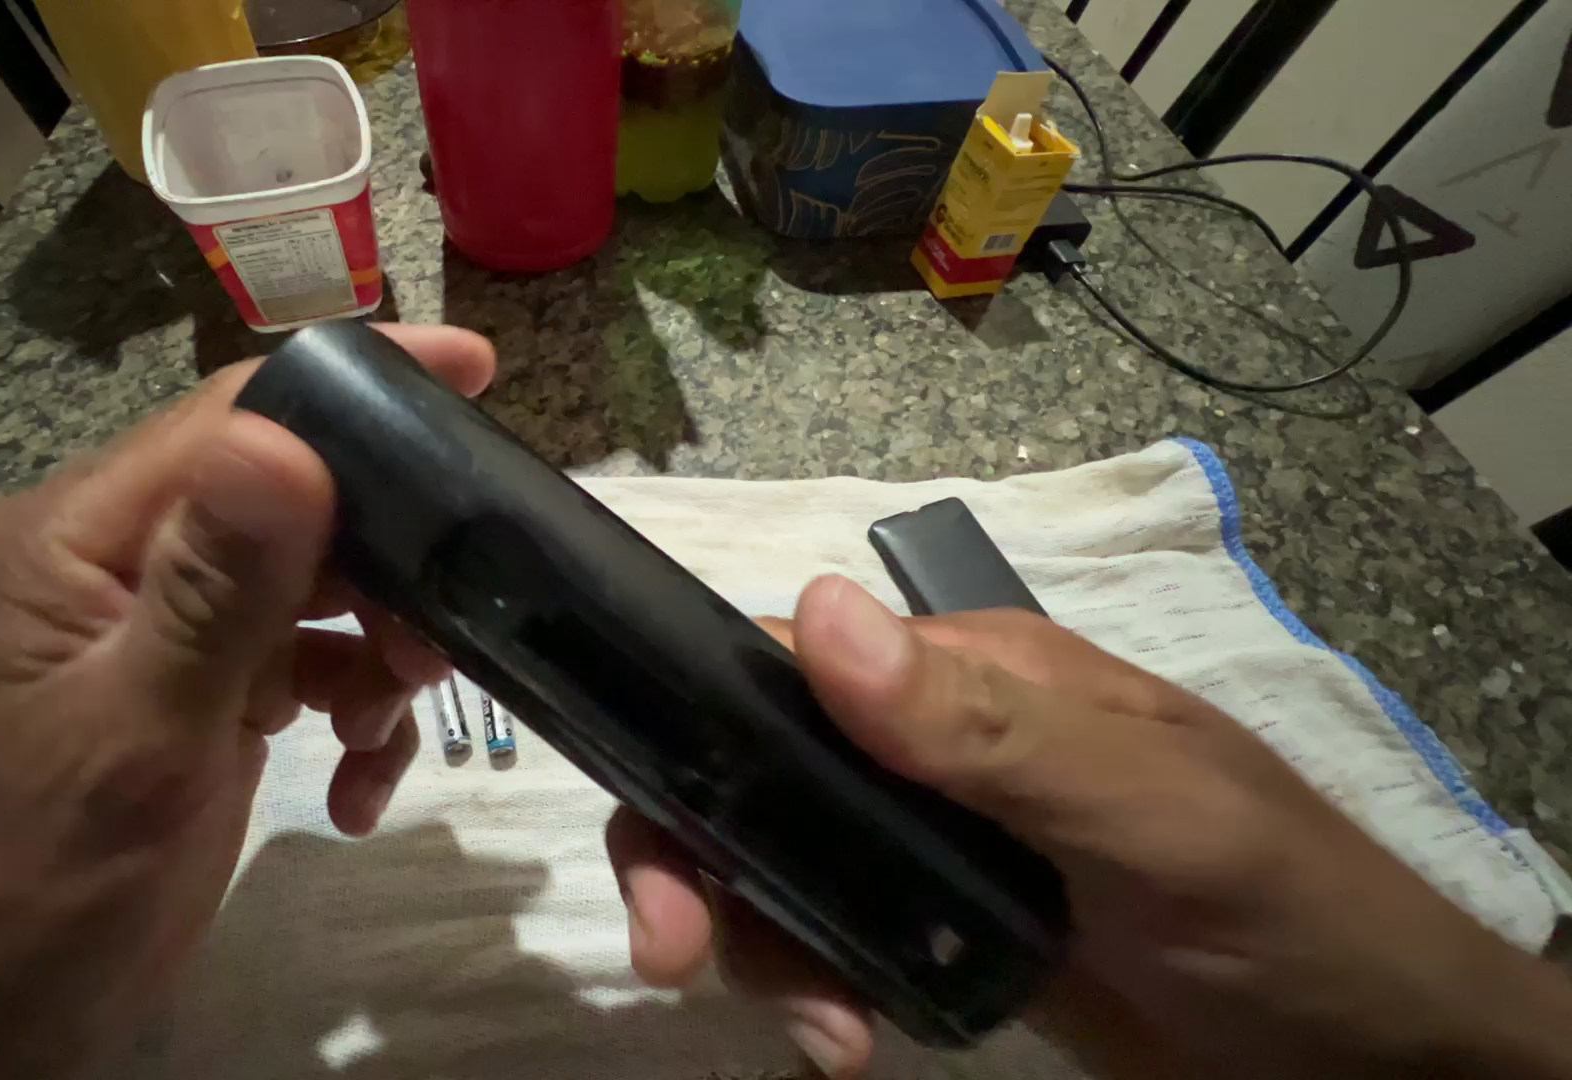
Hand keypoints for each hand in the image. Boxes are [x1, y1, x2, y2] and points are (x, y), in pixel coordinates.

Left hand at [0, 325, 495, 1079]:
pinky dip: (352, 711)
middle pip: (299, 508)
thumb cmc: (36, 889)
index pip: (235, 417)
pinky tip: (356, 781)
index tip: (475, 370)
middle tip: (442, 636)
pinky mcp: (210, 684)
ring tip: (384, 729)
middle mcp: (127, 561)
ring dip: (376, 655)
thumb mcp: (137, 738)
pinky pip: (311, 663)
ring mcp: (172, 625)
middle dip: (385, 570)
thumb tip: (283, 443)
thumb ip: (215, 592)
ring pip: (321, 591)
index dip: (359, 387)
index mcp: (81, 537)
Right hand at [607, 576, 1571, 1078]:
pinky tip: (839, 1033)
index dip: (702, 731)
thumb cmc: (1269, 898)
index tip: (666, 831)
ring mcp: (912, 827)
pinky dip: (803, 979)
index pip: (781, 668)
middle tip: (673, 948)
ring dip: (754, 937)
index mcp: (948, 673)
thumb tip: (818, 612)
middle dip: (696, 854)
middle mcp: (908, 738)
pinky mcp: (919, 907)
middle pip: (753, 770)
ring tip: (816, 1027)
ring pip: (770, 857)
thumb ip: (982, 720)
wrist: (1355, 1052)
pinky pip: (818, 927)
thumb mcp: (1138, 801)